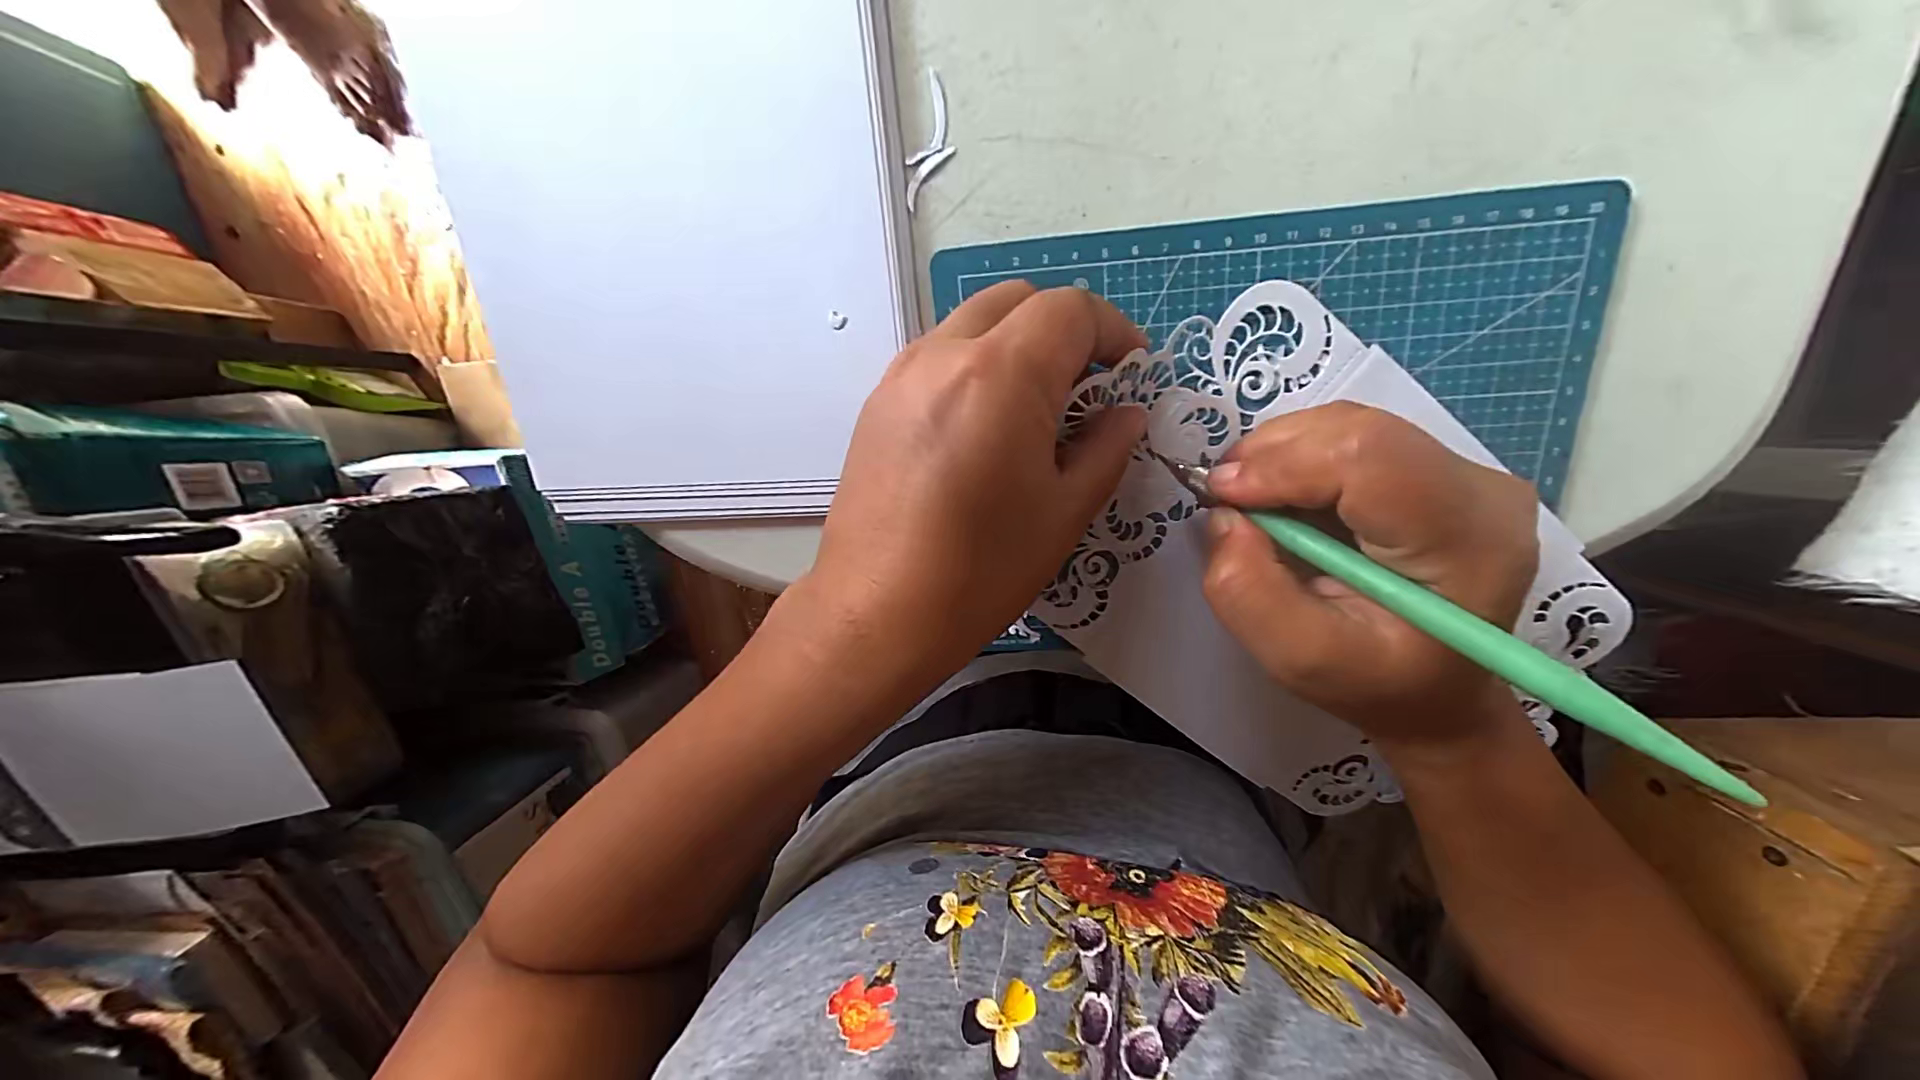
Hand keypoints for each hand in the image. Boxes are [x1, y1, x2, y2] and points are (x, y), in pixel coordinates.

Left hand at [797, 281, 1147, 683]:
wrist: (877, 613)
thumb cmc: (981, 570)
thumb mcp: (1064, 511)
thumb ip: (1106, 447)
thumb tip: (1124, 414)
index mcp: (1000, 375)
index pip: (1069, 310)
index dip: (1113, 331)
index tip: (1131, 371)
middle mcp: (943, 355)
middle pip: (1017, 301)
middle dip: (1064, 329)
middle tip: (1086, 387)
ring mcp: (900, 375)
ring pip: (972, 324)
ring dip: (1016, 345)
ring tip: (1035, 409)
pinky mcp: (876, 403)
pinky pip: (938, 358)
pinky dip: (974, 367)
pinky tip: (984, 427)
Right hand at [1200, 403, 1539, 748]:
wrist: (1436, 694)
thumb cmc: (1376, 686)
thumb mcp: (1300, 659)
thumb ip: (1249, 592)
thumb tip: (1224, 517)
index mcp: (1462, 540)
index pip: (1368, 456)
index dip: (1282, 464)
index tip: (1220, 496)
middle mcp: (1478, 488)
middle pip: (1356, 428)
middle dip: (1272, 455)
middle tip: (1225, 498)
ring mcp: (1463, 470)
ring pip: (1349, 424)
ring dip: (1280, 454)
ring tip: (1251, 501)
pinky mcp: (1438, 467)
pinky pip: (1352, 436)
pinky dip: (1299, 457)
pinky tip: (1284, 497)